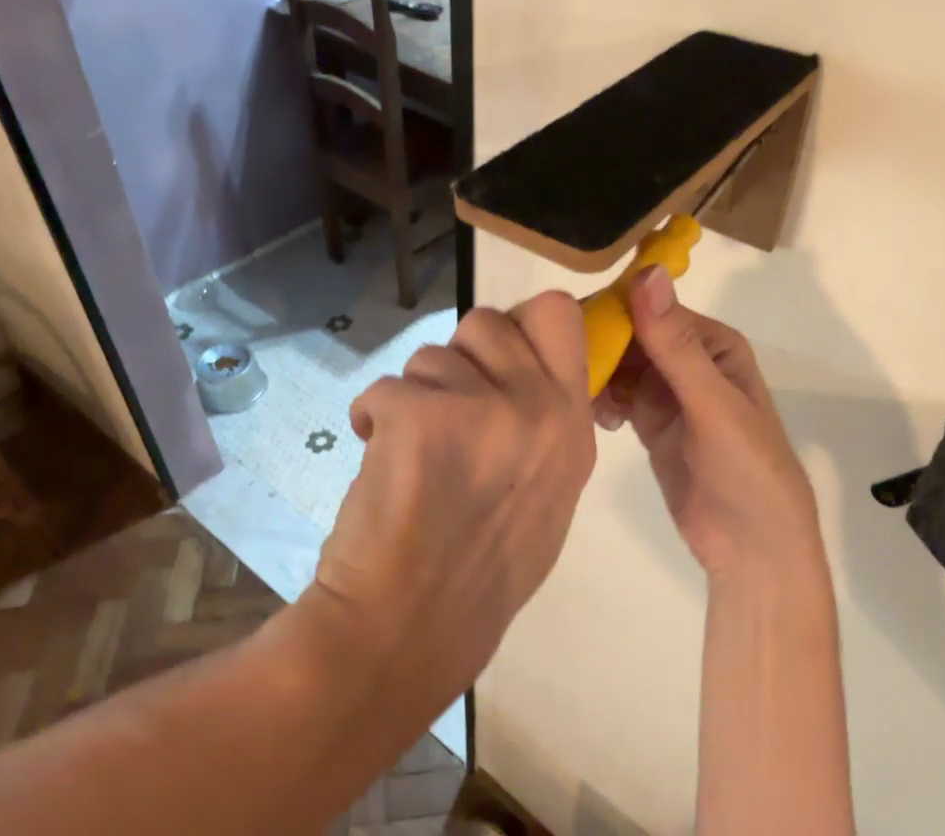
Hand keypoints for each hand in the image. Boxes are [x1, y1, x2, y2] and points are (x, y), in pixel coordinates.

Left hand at [312, 292, 596, 696]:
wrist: (408, 629)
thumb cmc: (479, 577)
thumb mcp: (547, 499)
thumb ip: (542, 429)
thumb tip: (514, 379)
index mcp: (573, 428)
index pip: (557, 315)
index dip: (519, 327)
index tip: (495, 361)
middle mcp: (537, 408)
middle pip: (487, 321)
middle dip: (459, 357)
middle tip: (445, 412)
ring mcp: (480, 408)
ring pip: (432, 355)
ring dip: (414, 395)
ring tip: (411, 454)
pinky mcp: (419, 415)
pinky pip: (384, 388)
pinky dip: (372, 417)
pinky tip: (378, 460)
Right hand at [593, 268, 823, 578]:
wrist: (754, 547)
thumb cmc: (746, 468)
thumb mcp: (711, 403)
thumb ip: (675, 343)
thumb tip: (647, 272)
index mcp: (712, 344)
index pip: (651, 310)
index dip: (610, 313)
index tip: (565, 326)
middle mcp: (689, 361)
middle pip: (630, 337)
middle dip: (597, 347)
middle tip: (560, 368)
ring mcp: (669, 394)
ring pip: (619, 368)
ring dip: (595, 376)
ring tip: (577, 398)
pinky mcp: (652, 425)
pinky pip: (618, 398)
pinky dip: (602, 403)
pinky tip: (594, 419)